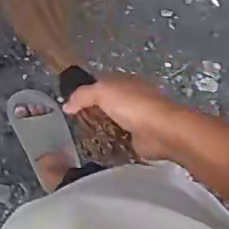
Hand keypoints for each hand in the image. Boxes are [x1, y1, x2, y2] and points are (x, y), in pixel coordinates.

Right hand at [63, 73, 210, 162]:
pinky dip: (110, 142)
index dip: (84, 90)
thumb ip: (81, 96)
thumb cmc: (132, 105)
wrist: (162, 131)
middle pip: (106, 102)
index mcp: (124, 81)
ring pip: (112, 121)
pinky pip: (119, 139)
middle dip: (91, 111)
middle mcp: (131, 97)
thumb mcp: (101, 92)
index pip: (99, 82)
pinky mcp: (139, 138)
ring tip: (80, 137)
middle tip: (72, 122)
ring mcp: (136, 118)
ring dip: (101, 128)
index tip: (69, 103)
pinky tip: (97, 148)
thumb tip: (66, 106)